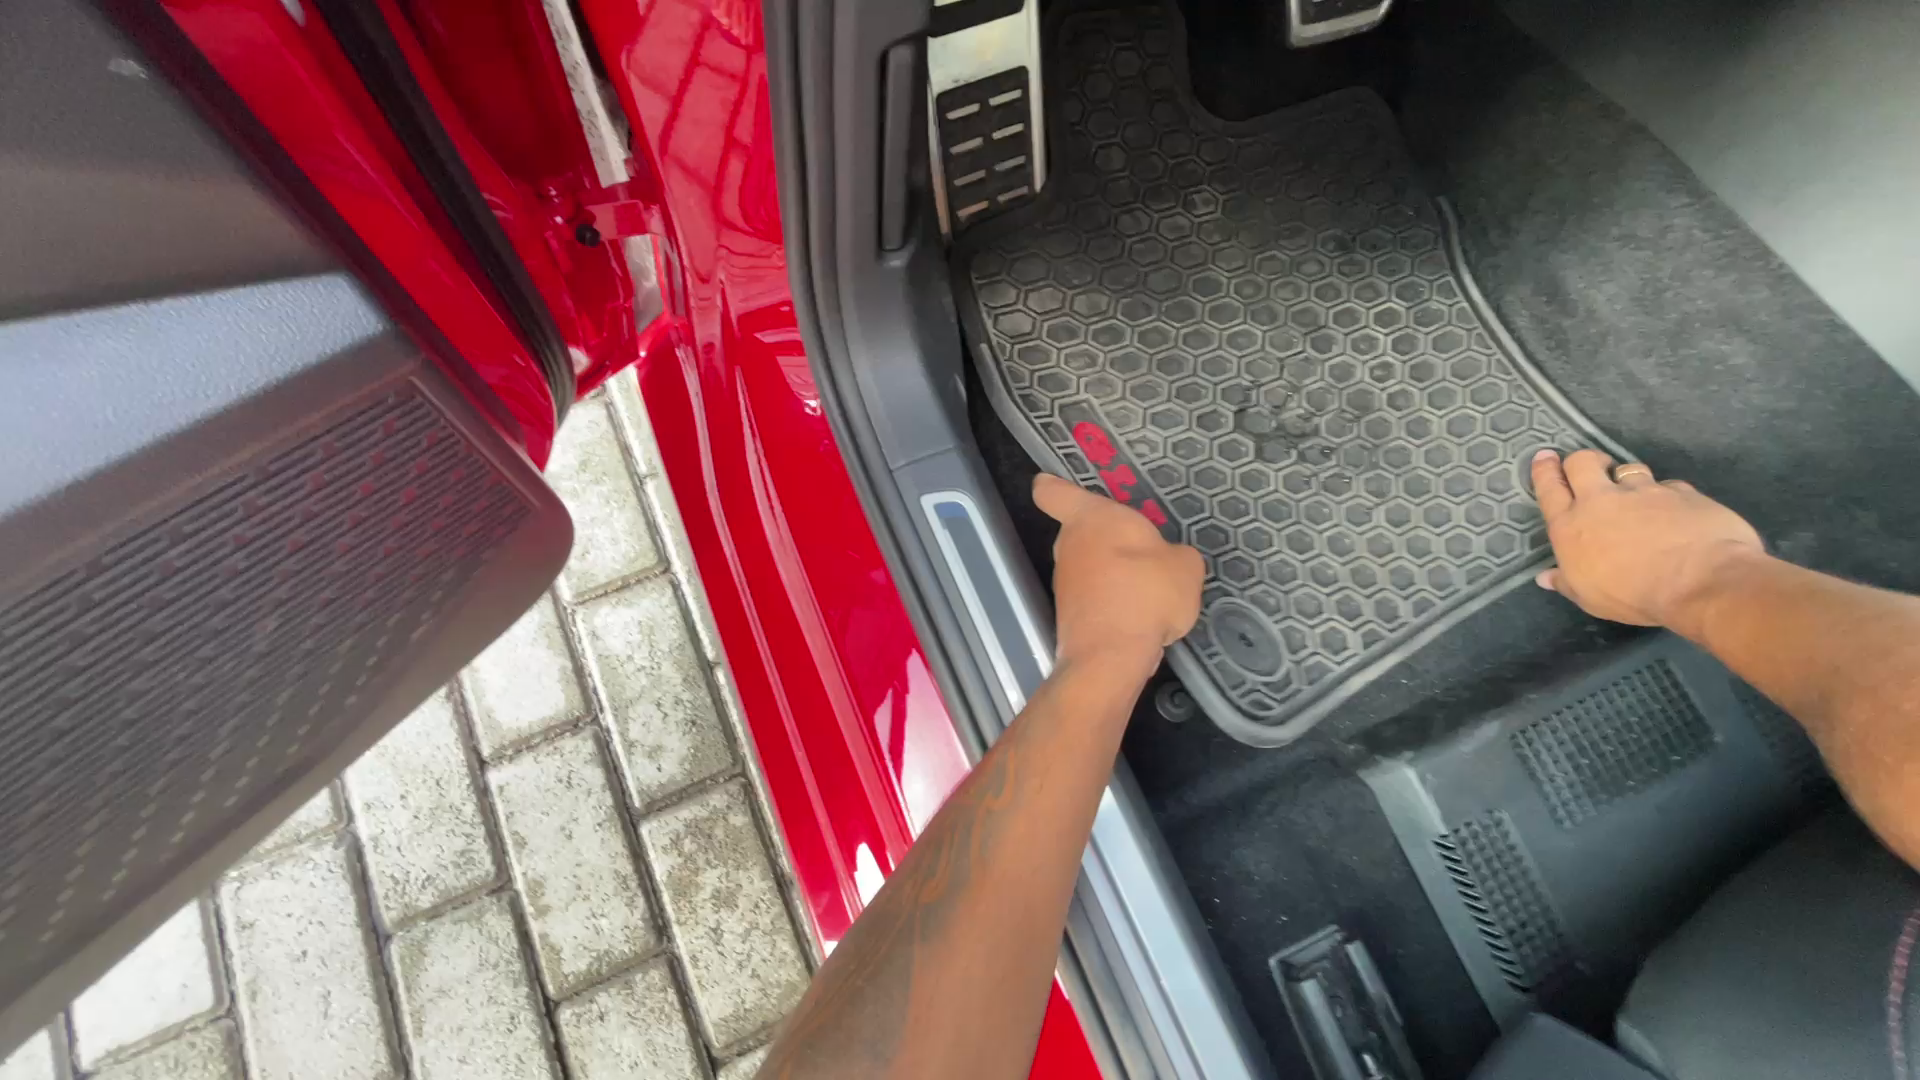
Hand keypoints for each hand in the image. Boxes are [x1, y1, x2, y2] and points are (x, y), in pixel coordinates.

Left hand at [1033, 473, 1204, 672]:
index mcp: (1090, 518)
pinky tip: (1141, 617)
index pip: (1052, 491)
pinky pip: (1095, 596)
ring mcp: (1064, 582)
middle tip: (1144, 549)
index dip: (1052, 484)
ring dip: (1113, 573)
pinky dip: (1113, 602)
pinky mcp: (1069, 614)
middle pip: (1082, 531)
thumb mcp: (1185, 566)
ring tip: (1150, 590)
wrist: (1111, 655)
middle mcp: (1068, 545)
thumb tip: (1166, 561)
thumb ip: (1175, 554)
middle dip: (1108, 538)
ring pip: (1089, 566)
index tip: (1055, 482)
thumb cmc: (1145, 592)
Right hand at [1531, 449, 1764, 629]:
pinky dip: (1669, 496)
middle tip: (1591, 468)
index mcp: (1570, 525)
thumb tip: (1544, 578)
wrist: (1703, 584)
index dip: (1544, 469)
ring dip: (1629, 479)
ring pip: (1629, 469)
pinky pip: (1671, 486)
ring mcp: (1645, 492)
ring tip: (1639, 495)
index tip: (1544, 456)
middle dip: (1582, 461)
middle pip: (1583, 462)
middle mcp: (1602, 500)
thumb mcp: (1588, 597)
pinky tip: (1677, 511)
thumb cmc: (1633, 594)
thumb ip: (1565, 582)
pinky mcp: (1684, 493)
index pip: (1549, 487)